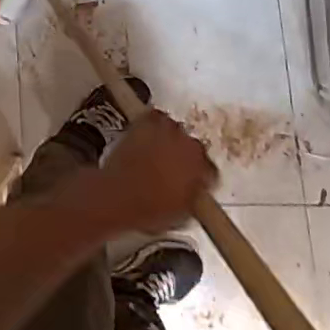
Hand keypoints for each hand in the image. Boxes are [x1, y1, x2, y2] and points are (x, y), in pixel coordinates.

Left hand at [84, 112, 217, 233]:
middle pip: (192, 147)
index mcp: (203, 167)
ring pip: (174, 130)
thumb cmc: (153, 210)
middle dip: (184, 156)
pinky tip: (145, 136)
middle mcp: (189, 144)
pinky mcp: (144, 121)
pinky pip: (154, 117)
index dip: (199, 176)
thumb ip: (195, 194)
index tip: (190, 182)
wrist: (119, 193)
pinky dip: (152, 124)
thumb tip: (196, 187)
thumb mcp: (184, 211)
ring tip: (157, 150)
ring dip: (169, 138)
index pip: (210, 169)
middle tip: (171, 167)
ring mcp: (166, 129)